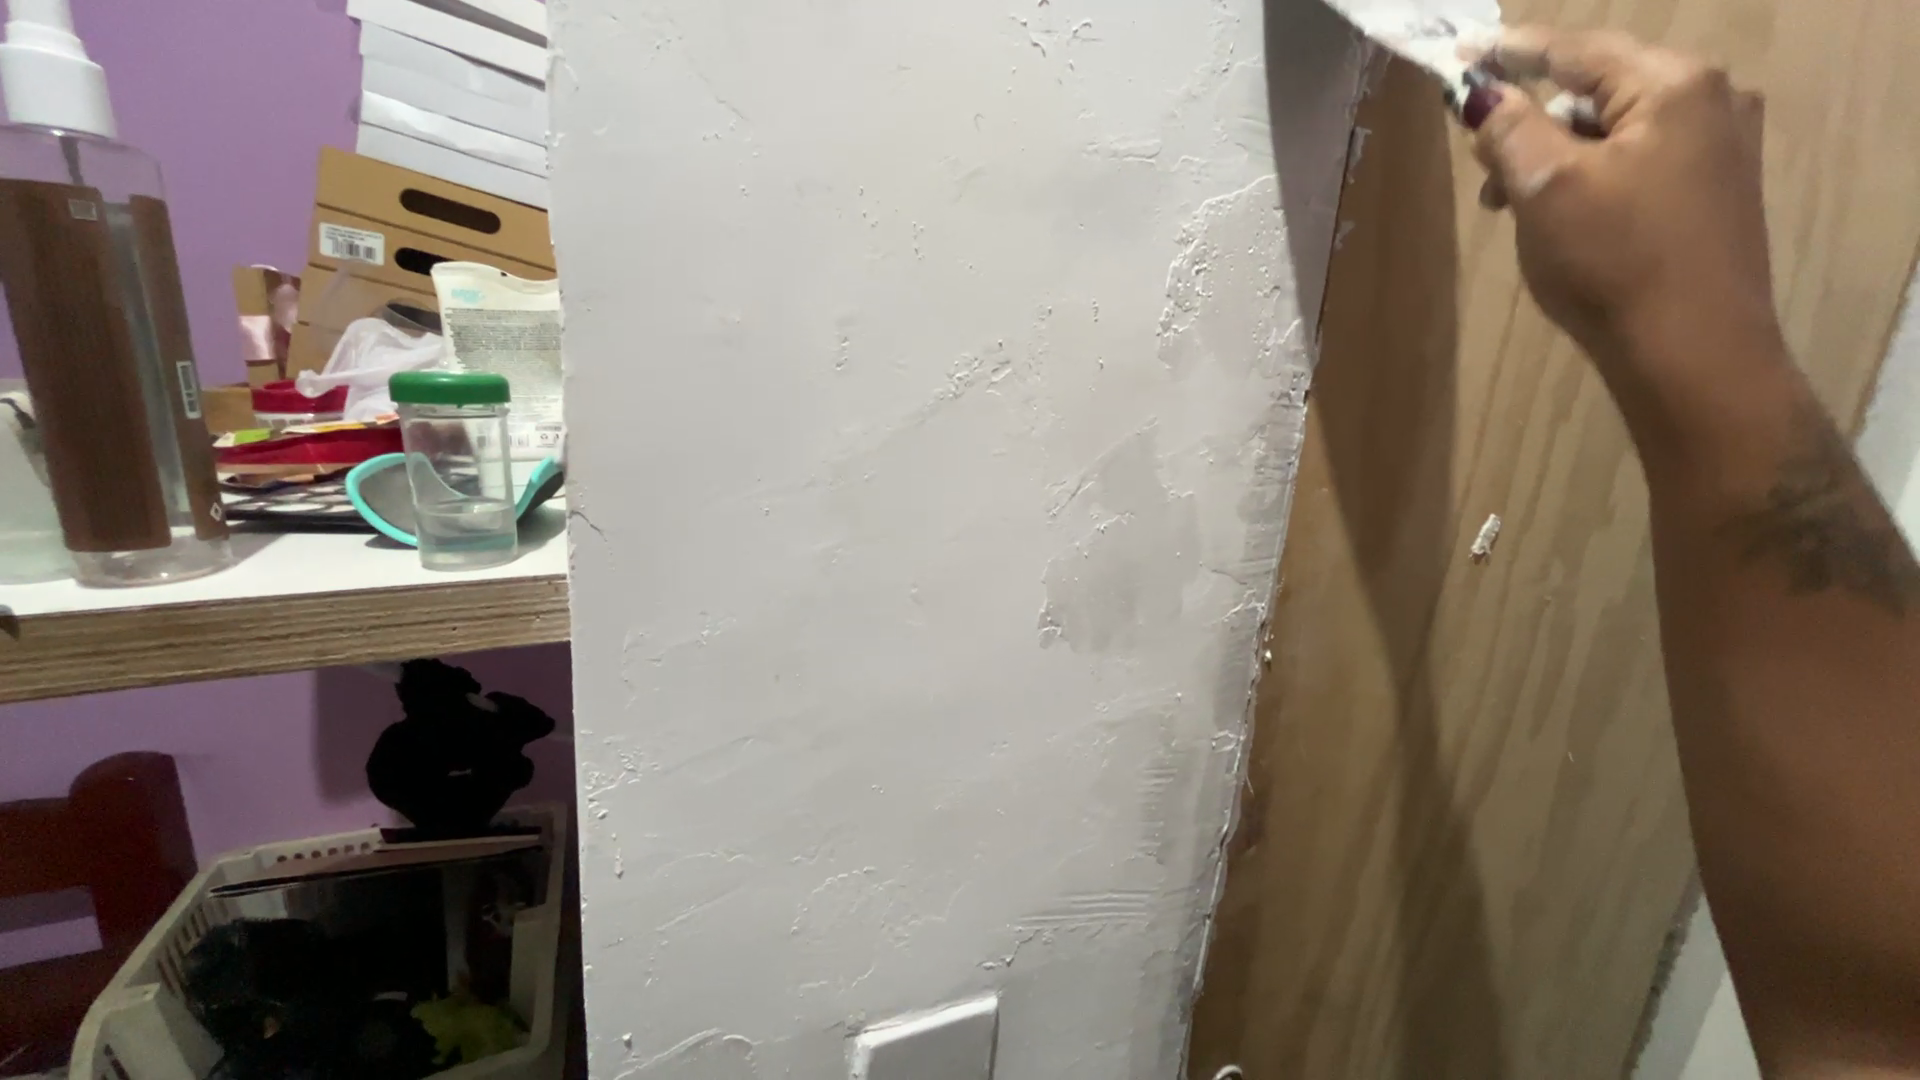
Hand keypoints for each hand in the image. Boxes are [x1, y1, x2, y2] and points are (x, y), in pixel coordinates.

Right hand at [1468, 28, 1779, 371]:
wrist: (1687, 345)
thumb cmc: (1613, 258)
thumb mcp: (1546, 188)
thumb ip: (1511, 130)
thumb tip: (1481, 93)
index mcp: (1675, 86)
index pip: (1578, 51)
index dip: (1513, 51)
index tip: (1462, 53)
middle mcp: (1709, 102)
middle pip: (1595, 91)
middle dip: (1529, 120)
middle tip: (1479, 159)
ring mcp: (1715, 149)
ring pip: (1608, 133)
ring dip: (1550, 159)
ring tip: (1508, 204)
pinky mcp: (1705, 193)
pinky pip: (1629, 164)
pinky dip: (1581, 180)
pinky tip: (1555, 219)